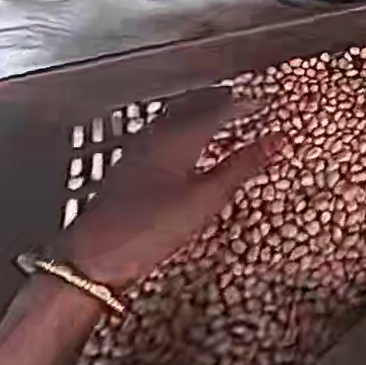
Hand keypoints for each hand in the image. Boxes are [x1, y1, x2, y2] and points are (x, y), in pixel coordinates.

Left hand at [57, 86, 274, 287]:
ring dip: (199, 112)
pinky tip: (186, 144)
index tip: (266, 101)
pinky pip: (162, 133)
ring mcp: (137, 153)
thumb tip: (278, 139)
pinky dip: (183, 128)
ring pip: (174, 118)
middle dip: (220, 100)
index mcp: (179, 138)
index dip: (245, 104)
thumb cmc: (150, 228)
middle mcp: (156, 138)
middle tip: (244, 100)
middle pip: (192, 106)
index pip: (219, 109)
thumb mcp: (207, 198)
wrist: (87, 264)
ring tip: (219, 115)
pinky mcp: (126, 170)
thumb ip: (243, 165)